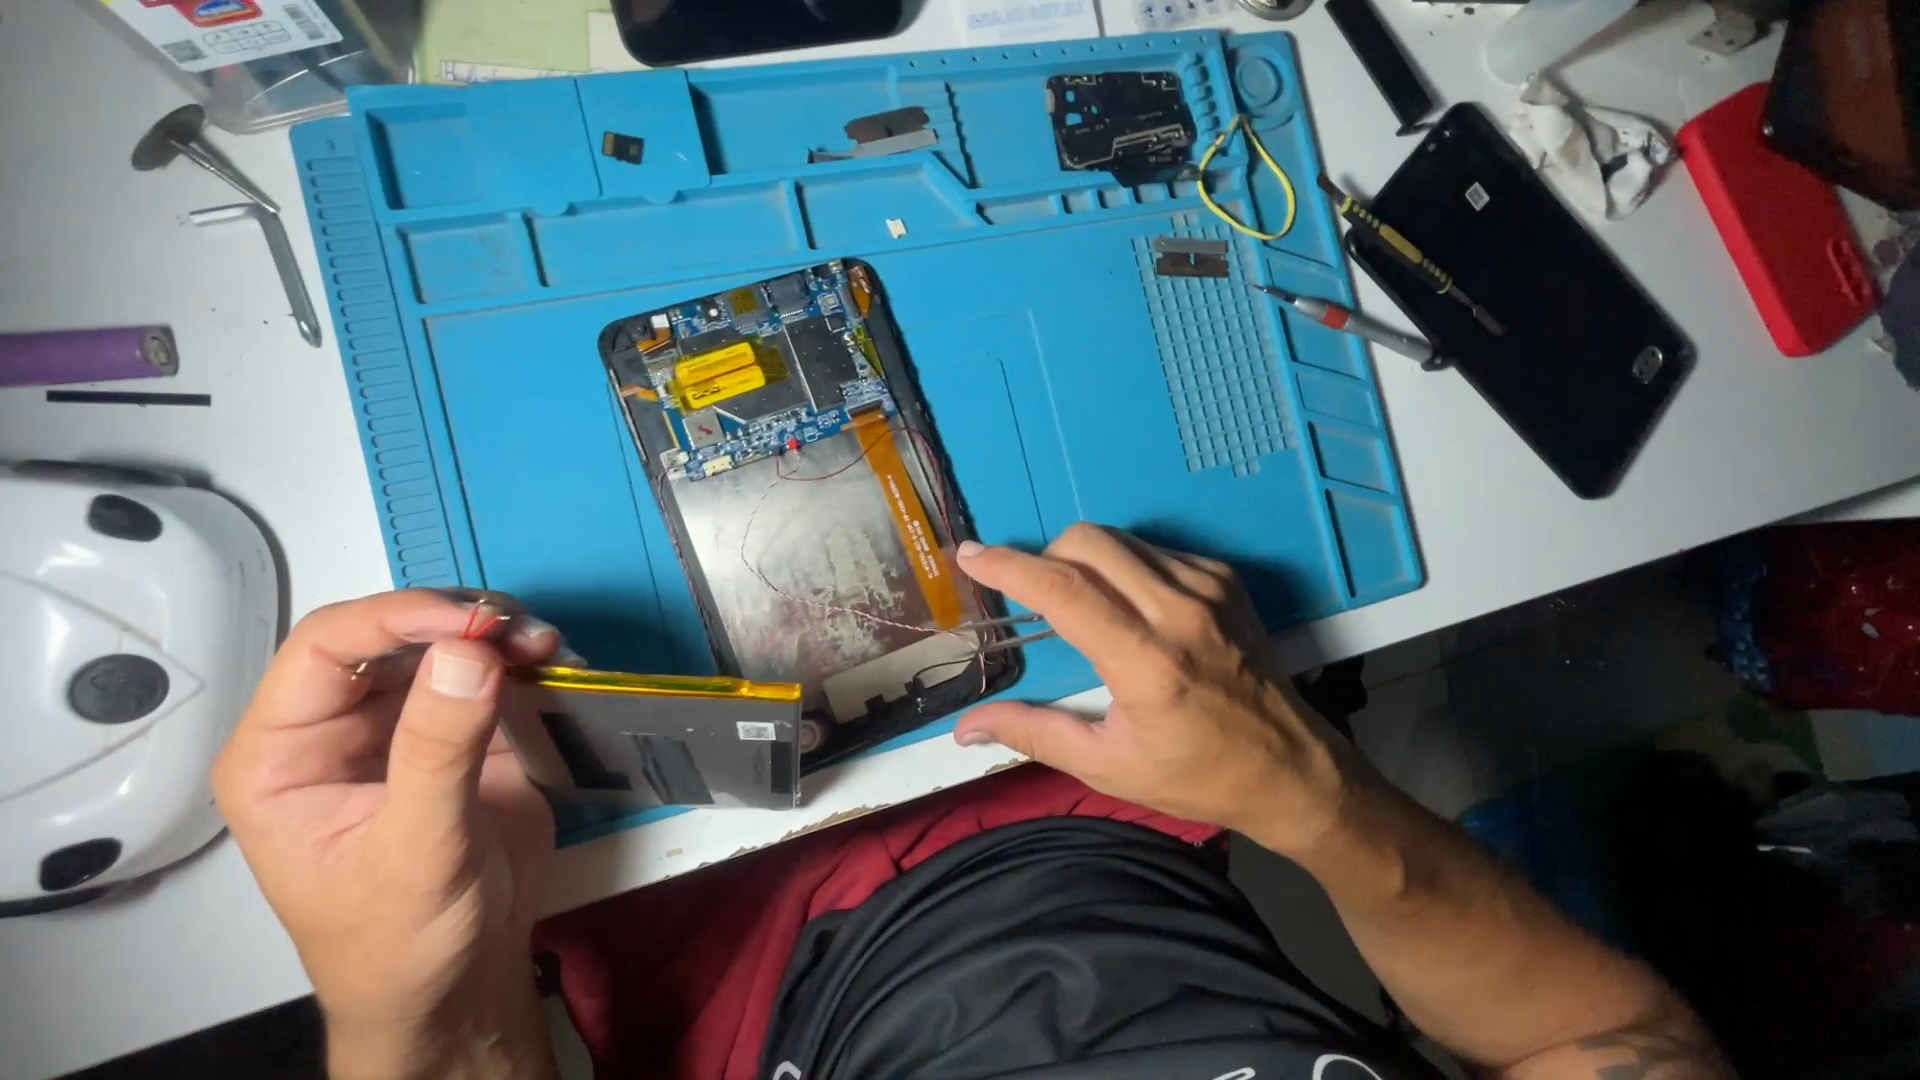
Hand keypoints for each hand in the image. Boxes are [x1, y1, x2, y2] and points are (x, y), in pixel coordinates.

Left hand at [213, 590, 564, 1079]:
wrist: (462, 977)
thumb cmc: (404, 935)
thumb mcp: (416, 850)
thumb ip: (437, 750)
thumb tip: (470, 652)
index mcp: (287, 752)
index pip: (327, 648)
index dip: (397, 619)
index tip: (475, 622)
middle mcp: (342, 726)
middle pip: (392, 635)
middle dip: (458, 622)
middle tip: (522, 631)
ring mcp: (408, 726)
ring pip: (446, 646)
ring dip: (499, 635)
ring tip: (547, 646)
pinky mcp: (468, 735)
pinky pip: (492, 675)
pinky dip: (526, 661)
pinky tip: (554, 664)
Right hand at [952, 524, 1359, 851]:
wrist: (1293, 769)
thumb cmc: (1196, 775)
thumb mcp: (1108, 766)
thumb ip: (1033, 733)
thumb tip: (965, 728)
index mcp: (1146, 661)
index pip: (1065, 590)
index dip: (1009, 566)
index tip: (970, 555)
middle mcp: (1179, 610)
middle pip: (1088, 543)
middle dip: (1044, 556)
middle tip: (1035, 594)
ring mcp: (1208, 587)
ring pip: (1120, 538)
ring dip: (1083, 558)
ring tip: (1081, 602)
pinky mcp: (1225, 579)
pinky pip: (1153, 550)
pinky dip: (1123, 565)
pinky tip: (1129, 604)